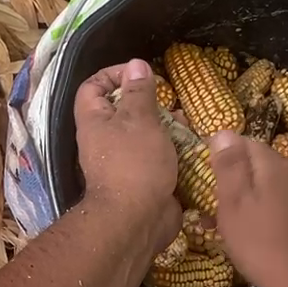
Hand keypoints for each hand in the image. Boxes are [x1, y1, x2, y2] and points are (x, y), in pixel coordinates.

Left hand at [73, 59, 179, 240]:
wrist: (138, 221)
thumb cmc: (134, 164)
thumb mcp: (139, 119)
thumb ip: (139, 92)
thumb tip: (136, 65)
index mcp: (95, 122)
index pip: (93, 88)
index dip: (112, 74)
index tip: (138, 72)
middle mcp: (106, 142)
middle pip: (125, 113)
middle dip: (150, 104)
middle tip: (171, 102)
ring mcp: (126, 164)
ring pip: (147, 137)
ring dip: (168, 129)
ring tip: (188, 123)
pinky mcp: (146, 182)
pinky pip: (160, 161)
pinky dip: (176, 153)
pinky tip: (194, 147)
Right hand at [207, 131, 287, 286]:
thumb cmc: (258, 241)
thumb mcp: (234, 201)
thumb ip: (229, 164)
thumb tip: (222, 132)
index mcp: (272, 162)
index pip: (240, 141)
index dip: (217, 155)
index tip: (200, 177)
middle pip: (250, 164)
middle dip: (226, 179)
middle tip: (205, 203)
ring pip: (257, 185)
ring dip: (235, 198)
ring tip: (215, 222)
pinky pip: (267, 203)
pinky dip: (250, 211)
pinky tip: (238, 232)